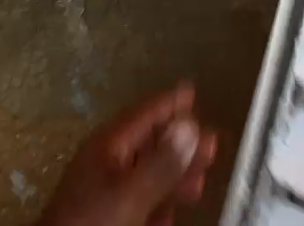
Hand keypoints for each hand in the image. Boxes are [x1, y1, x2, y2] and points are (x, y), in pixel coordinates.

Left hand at [38, 83, 219, 225]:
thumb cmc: (93, 220)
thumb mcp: (131, 192)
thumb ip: (161, 163)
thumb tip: (190, 125)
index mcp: (107, 144)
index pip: (143, 114)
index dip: (168, 103)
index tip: (191, 90)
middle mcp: (106, 160)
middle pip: (149, 144)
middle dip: (180, 144)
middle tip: (210, 143)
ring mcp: (104, 189)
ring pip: (146, 175)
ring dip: (173, 177)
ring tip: (200, 180)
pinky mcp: (106, 214)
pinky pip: (137, 200)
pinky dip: (157, 202)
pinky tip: (171, 213)